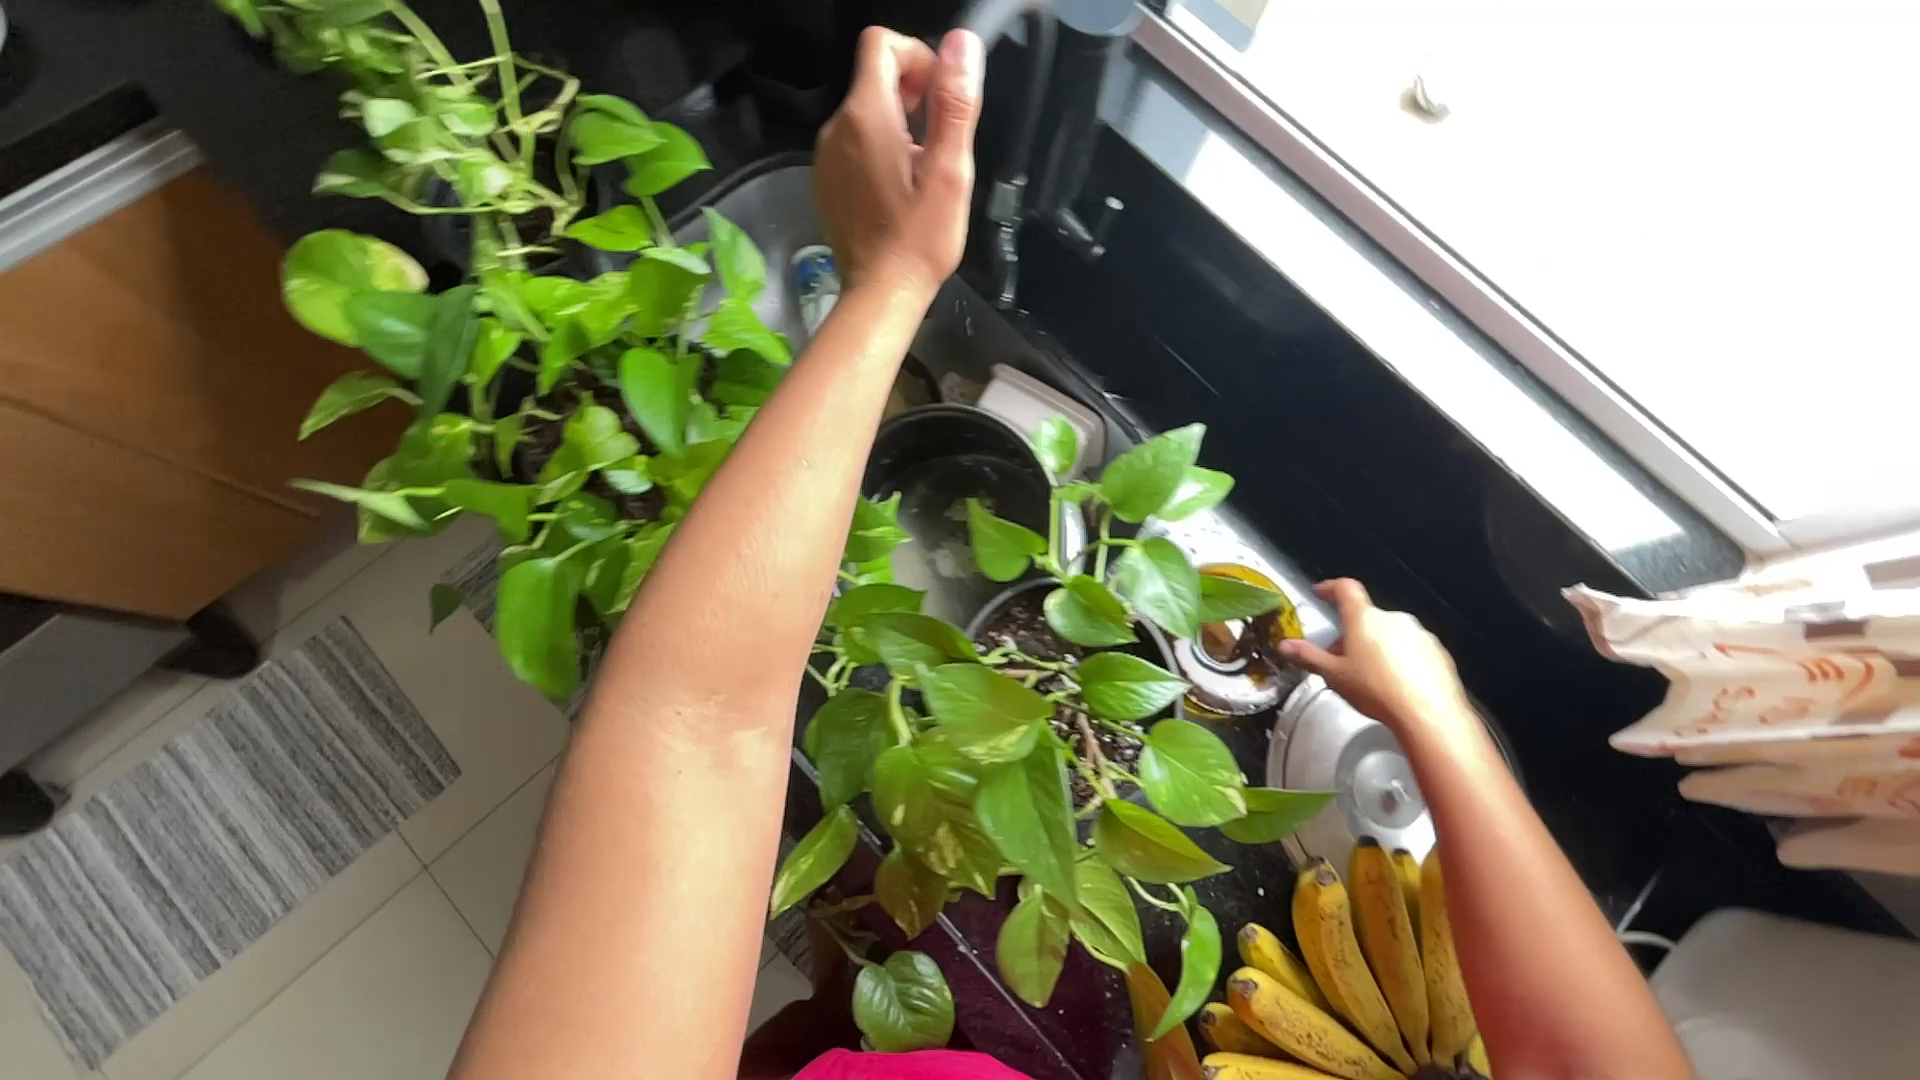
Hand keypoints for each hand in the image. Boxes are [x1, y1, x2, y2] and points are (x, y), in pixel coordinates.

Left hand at [813, 27, 982, 295]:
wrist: (882, 291)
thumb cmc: (919, 240)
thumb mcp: (950, 172)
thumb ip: (955, 104)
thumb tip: (960, 46)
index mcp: (867, 117)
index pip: (881, 44)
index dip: (917, 56)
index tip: (938, 95)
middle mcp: (837, 130)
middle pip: (872, 79)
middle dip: (910, 95)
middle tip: (936, 141)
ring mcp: (826, 158)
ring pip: (864, 115)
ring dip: (895, 127)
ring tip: (919, 173)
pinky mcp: (826, 182)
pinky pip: (852, 147)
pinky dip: (876, 154)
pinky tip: (897, 191)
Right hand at [1277, 579, 1473, 733]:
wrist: (1429, 715)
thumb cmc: (1376, 690)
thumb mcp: (1333, 675)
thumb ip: (1308, 656)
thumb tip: (1284, 646)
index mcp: (1364, 618)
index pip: (1345, 589)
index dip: (1330, 588)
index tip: (1321, 593)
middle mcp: (1393, 619)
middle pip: (1365, 618)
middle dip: (1350, 634)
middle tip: (1339, 660)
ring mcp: (1419, 634)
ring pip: (1388, 633)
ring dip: (1374, 647)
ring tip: (1367, 677)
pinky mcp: (1438, 652)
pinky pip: (1410, 648)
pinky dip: (1398, 658)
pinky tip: (1394, 684)